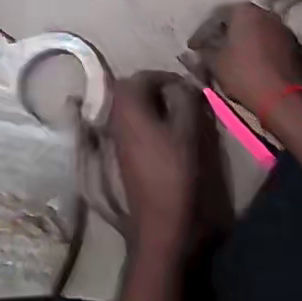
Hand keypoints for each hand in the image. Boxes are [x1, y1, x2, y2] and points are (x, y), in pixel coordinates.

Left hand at [107, 72, 202, 259]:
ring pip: (131, 112)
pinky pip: (131, 130)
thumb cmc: (174, 173)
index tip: (187, 88)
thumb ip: (185, 97)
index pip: (141, 76)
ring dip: (152, 109)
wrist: (160, 224)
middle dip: (157, 90)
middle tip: (183, 100)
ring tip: (179, 119)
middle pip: (131, 92)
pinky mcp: (120, 159)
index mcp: (126, 108)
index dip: (165, 77)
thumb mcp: (187, 130)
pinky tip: (166, 138)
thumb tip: (183, 83)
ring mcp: (114, 141)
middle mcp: (114, 120)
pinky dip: (147, 125)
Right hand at [187, 2, 301, 125]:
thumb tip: (198, 47)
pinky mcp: (295, 46)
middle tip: (211, 50)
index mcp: (245, 10)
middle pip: (238, 22)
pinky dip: (257, 52)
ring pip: (255, 33)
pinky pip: (269, 45)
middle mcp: (266, 13)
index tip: (192, 47)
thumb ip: (204, 50)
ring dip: (242, 44)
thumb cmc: (245, 74)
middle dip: (224, 35)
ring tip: (230, 60)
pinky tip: (250, 66)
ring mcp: (283, 29)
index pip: (216, 15)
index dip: (201, 33)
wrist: (286, 98)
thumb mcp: (216, 63)